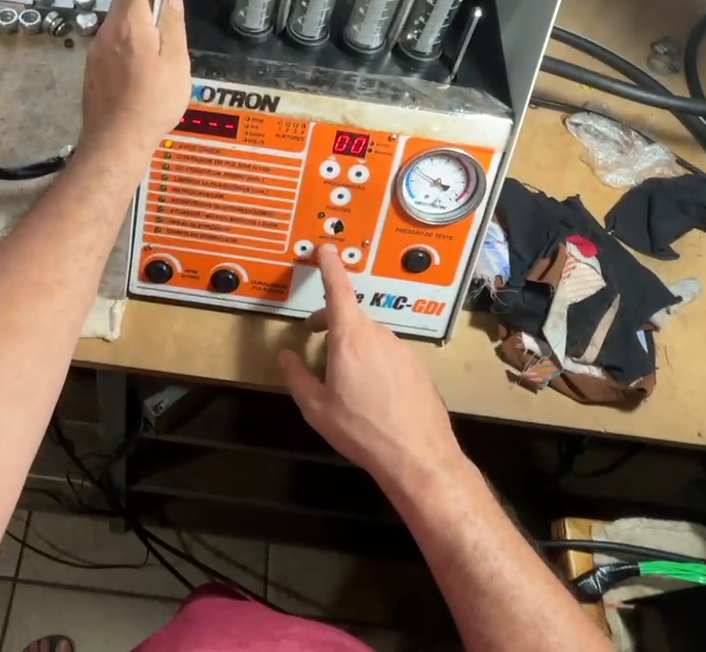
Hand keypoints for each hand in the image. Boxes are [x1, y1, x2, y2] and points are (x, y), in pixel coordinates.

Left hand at [78, 0, 188, 166]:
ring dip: (136, 4)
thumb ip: (173, 27)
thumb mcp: (176, 64)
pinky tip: (141, 41)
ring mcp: (98, 49)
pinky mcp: (94, 68)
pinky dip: (130, 27)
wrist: (114, 143)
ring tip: (155, 2)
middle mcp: (109, 30)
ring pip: (120, 16)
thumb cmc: (152, 104)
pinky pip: (114, 36)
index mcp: (132, 24)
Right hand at [278, 246, 463, 489]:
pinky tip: (373, 395)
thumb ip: (296, 377)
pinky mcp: (417, 366)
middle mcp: (378, 334)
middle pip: (350, 316)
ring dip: (352, 345)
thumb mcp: (316, 408)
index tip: (323, 248)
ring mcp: (401, 349)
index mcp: (350, 336)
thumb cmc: (361, 429)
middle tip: (314, 339)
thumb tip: (286, 356)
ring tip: (345, 380)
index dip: (328, 265)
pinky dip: (374, 362)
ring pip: (369, 337)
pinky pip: (388, 354)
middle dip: (330, 321)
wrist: (418, 457)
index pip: (338, 288)